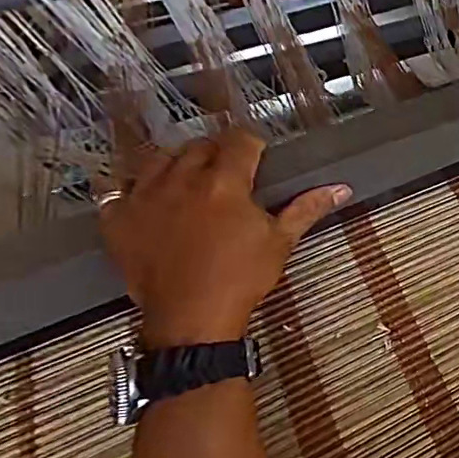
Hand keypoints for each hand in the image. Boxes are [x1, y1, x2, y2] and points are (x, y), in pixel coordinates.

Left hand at [99, 128, 349, 346]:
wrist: (191, 315)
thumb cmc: (242, 277)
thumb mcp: (280, 241)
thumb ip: (307, 208)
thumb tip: (340, 189)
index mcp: (224, 184)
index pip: (239, 142)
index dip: (252, 143)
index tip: (259, 153)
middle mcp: (181, 181)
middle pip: (199, 146)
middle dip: (218, 152)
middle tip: (232, 171)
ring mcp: (144, 197)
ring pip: (159, 159)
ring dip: (179, 162)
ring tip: (193, 180)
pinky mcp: (118, 218)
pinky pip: (121, 187)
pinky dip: (138, 187)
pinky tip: (154, 199)